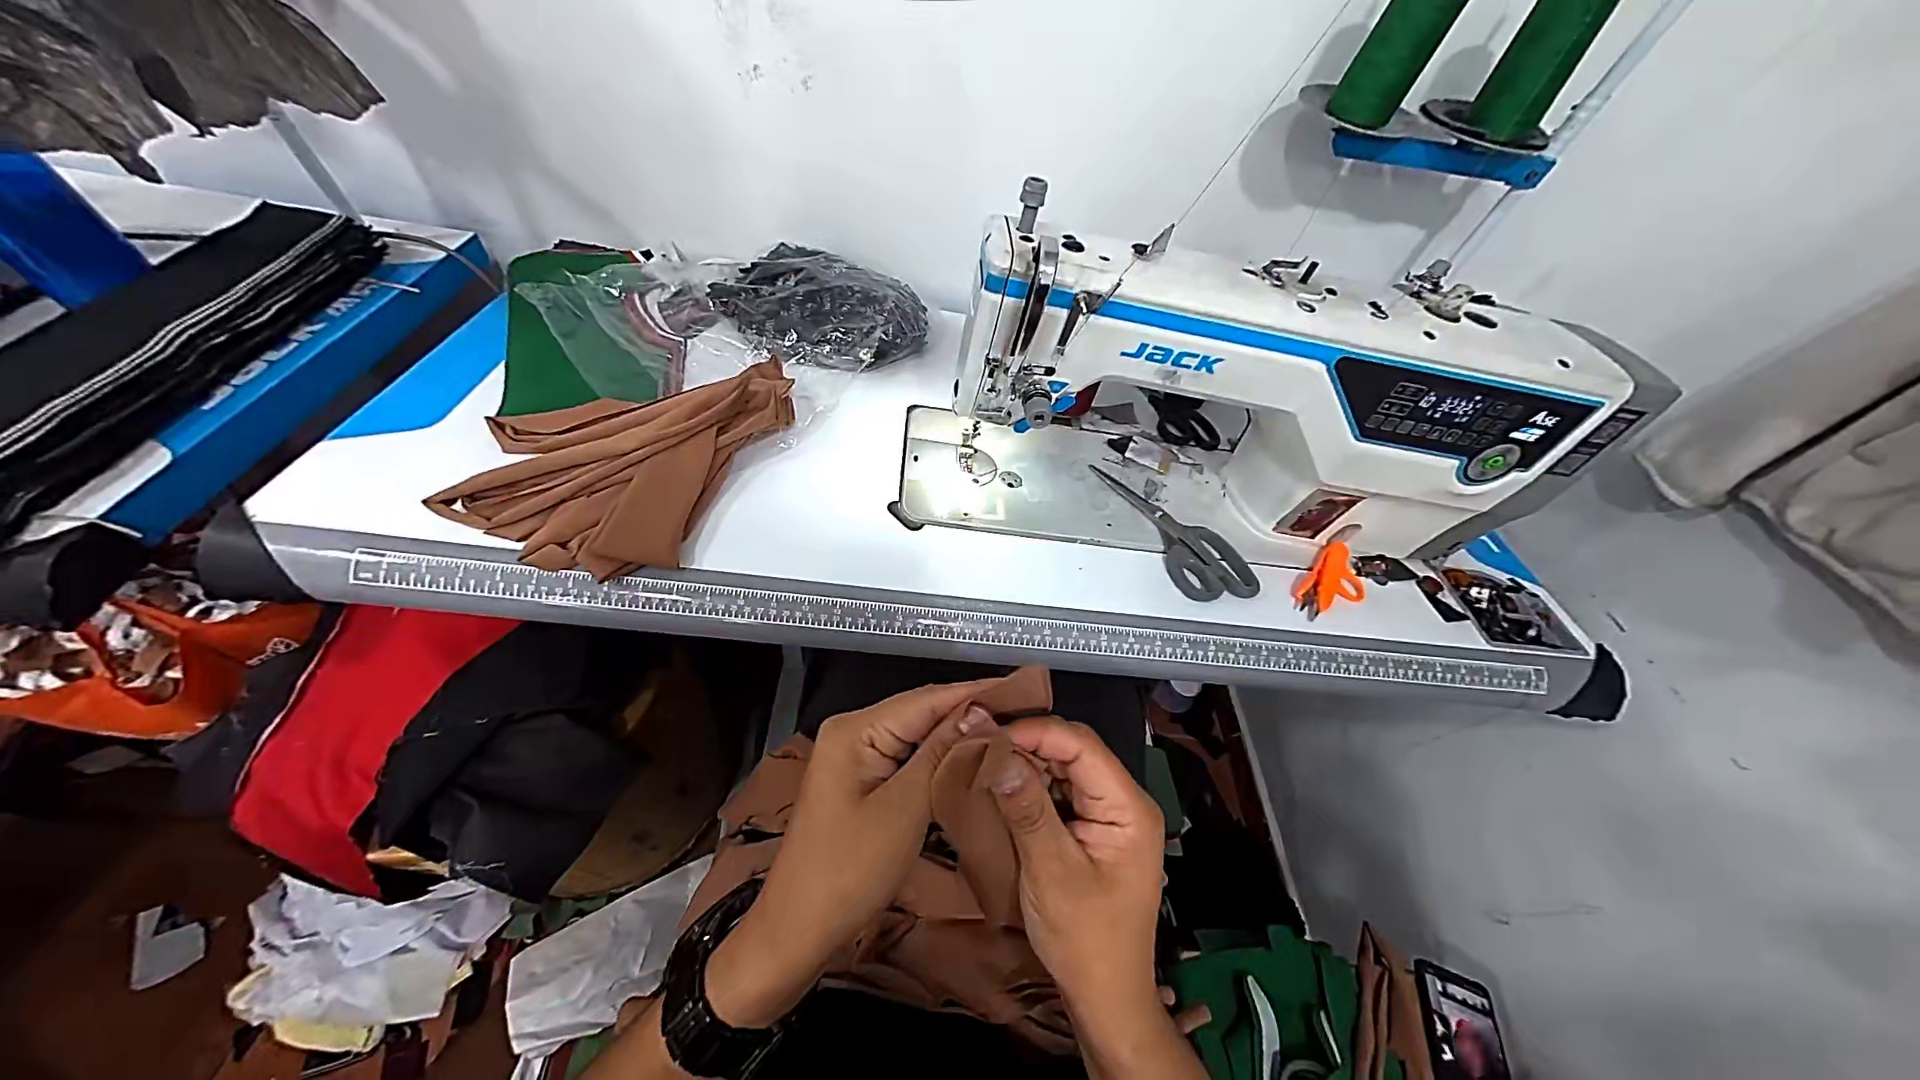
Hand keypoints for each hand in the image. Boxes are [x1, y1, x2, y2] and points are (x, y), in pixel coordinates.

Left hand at [705, 680, 994, 1026]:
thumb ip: (943, 755)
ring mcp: (856, 755)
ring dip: (959, 734)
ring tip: (1010, 728)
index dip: (978, 692)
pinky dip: (941, 757)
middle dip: (972, 711)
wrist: (799, 929)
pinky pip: (908, 757)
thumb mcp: (905, 809)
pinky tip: (971, 756)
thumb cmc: (848, 872)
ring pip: (918, 734)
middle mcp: (853, 731)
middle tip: (1026, 709)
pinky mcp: (862, 778)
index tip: (1025, 688)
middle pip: (922, 711)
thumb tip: (980, 712)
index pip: (928, 698)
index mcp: (856, 730)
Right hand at [988, 716, 1203, 1078]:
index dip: (1033, 731)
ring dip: (1024, 762)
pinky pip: (1059, 791)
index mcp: (1127, 807)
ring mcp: (1107, 814)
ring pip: (1063, 767)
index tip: (987, 732)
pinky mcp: (1091, 828)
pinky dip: (1030, 785)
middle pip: (1073, 751)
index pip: (1081, 745)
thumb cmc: (1086, 940)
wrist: (1106, 996)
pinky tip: (1001, 785)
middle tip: (978, 742)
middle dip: (1026, 743)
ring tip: (982, 759)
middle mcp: (1122, 801)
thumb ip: (1026, 807)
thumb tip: (995, 752)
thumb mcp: (1050, 871)